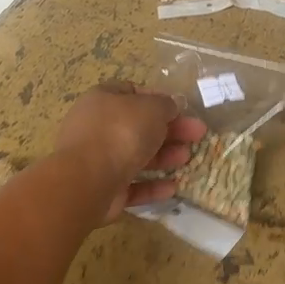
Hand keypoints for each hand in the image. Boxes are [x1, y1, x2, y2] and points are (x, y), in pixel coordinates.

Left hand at [54, 81, 207, 222]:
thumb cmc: (121, 132)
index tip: (180, 109)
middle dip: (169, 131)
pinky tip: (173, 187)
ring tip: (187, 159)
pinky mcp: (103, 190)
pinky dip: (152, 186)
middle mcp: (97, 128)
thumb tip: (171, 106)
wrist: (87, 181)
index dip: (158, 99)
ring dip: (164, 157)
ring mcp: (98, 160)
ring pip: (136, 156)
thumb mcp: (152, 108)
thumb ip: (165, 105)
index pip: (132, 93)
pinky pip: (132, 186)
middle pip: (139, 126)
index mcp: (103, 100)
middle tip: (197, 135)